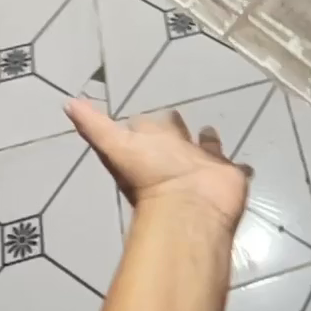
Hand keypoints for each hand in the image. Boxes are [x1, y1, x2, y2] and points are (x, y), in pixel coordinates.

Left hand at [66, 101, 250, 231]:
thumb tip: (67, 103)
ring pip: (206, 148)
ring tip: (210, 132)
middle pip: (176, 137)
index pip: (147, 128)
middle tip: (178, 118)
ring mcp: (203, 165)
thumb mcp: (116, 147)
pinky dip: (237, 166)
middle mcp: (176, 155)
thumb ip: (94, 126)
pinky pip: (234, 166)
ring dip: (208, 141)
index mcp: (151, 148)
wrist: (190, 207)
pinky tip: (243, 164)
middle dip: (176, 128)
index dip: (146, 122)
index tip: (146, 114)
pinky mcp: (228, 174)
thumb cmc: (151, 176)